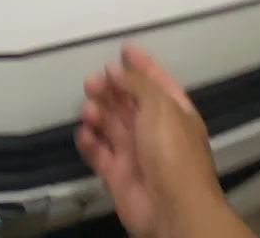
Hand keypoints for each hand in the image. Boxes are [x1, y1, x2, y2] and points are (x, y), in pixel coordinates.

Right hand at [77, 45, 249, 237]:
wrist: (173, 210)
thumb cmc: (171, 151)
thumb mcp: (160, 106)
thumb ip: (136, 83)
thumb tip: (115, 70)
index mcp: (173, 113)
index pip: (157, 81)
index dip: (142, 64)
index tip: (124, 48)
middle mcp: (154, 130)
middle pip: (127, 100)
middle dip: (109, 87)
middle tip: (93, 83)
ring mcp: (135, 152)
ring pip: (110, 123)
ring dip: (97, 112)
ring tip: (90, 112)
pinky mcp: (117, 173)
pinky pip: (97, 151)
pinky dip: (88, 140)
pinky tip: (86, 134)